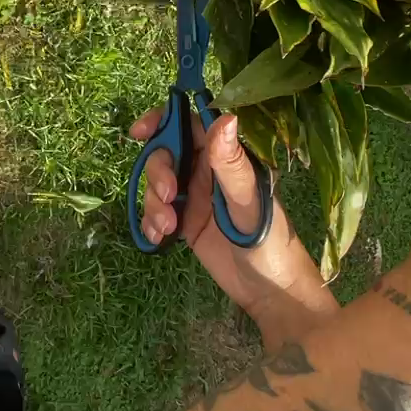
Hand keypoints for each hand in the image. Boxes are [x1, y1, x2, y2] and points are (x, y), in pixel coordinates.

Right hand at [130, 106, 340, 349]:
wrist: (270, 294)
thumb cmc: (270, 241)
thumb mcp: (249, 202)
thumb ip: (231, 163)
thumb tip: (225, 116)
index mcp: (227, 156)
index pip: (191, 123)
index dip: (163, 120)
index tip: (141, 131)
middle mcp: (208, 170)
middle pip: (167, 153)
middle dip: (158, 171)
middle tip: (167, 195)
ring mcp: (194, 195)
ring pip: (158, 182)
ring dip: (153, 201)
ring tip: (167, 227)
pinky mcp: (185, 220)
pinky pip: (156, 210)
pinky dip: (151, 221)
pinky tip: (159, 237)